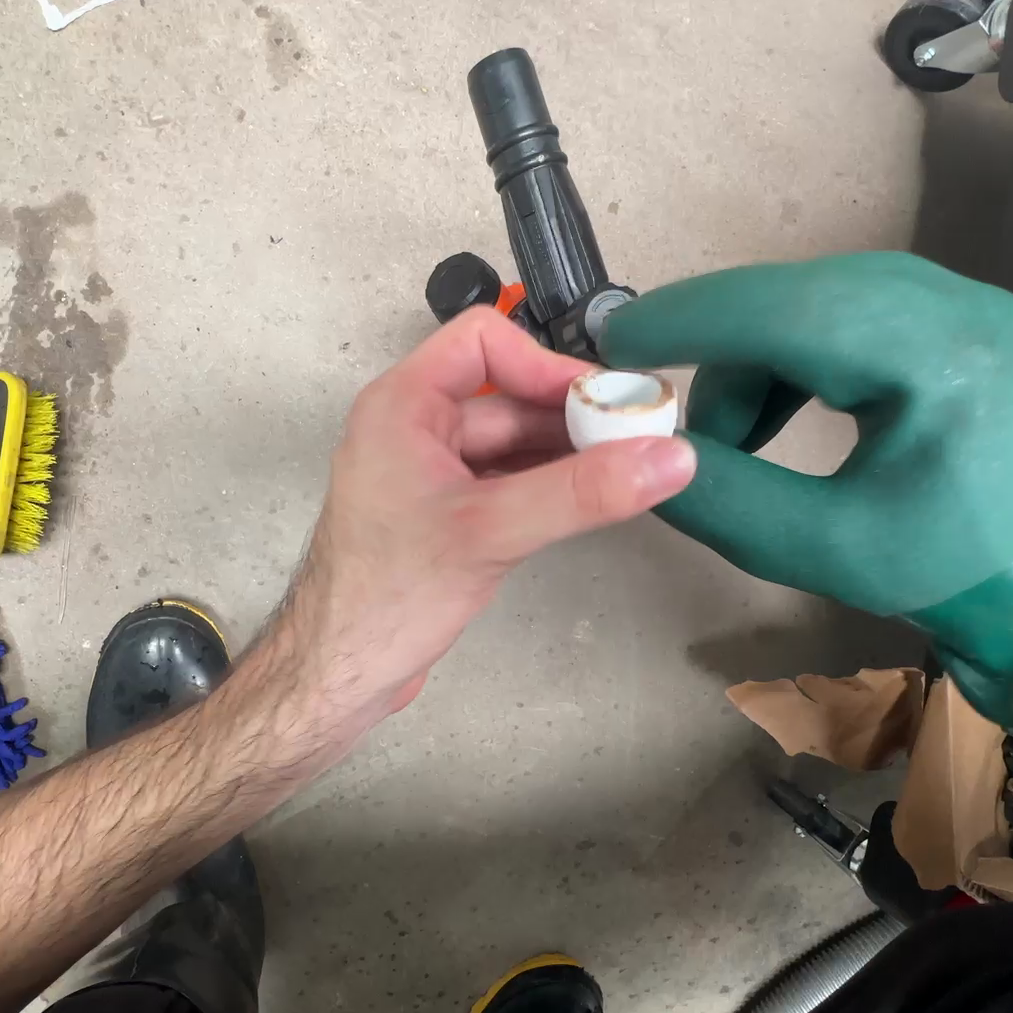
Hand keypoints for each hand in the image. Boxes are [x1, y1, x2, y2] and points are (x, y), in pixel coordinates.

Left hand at [279, 307, 695, 721]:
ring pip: (511, 443)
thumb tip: (672, 458)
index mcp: (403, 405)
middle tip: (640, 439)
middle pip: (506, 396)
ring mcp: (431, 474)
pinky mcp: (447, 516)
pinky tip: (591, 501)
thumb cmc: (393, 592)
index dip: (545, 363)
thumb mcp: (490, 532)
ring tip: (630, 470)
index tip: (603, 403)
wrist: (340, 670)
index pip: (482, 341)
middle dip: (571, 415)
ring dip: (566, 454)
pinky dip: (547, 486)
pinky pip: (506, 482)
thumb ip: (580, 494)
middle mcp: (415, 428)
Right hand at [602, 253, 1012, 615]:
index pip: (782, 309)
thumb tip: (646, 459)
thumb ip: (725, 500)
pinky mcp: (963, 330)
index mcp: (936, 356)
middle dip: (715, 353)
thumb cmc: (970, 579)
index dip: (686, 319)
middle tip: (666, 419)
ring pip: (816, 307)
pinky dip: (793, 367)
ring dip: (754, 366)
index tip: (613, 341)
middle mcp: (958, 305)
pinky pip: (848, 323)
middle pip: (794, 298)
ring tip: (731, 443)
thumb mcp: (829, 549)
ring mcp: (967, 309)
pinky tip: (781, 423)